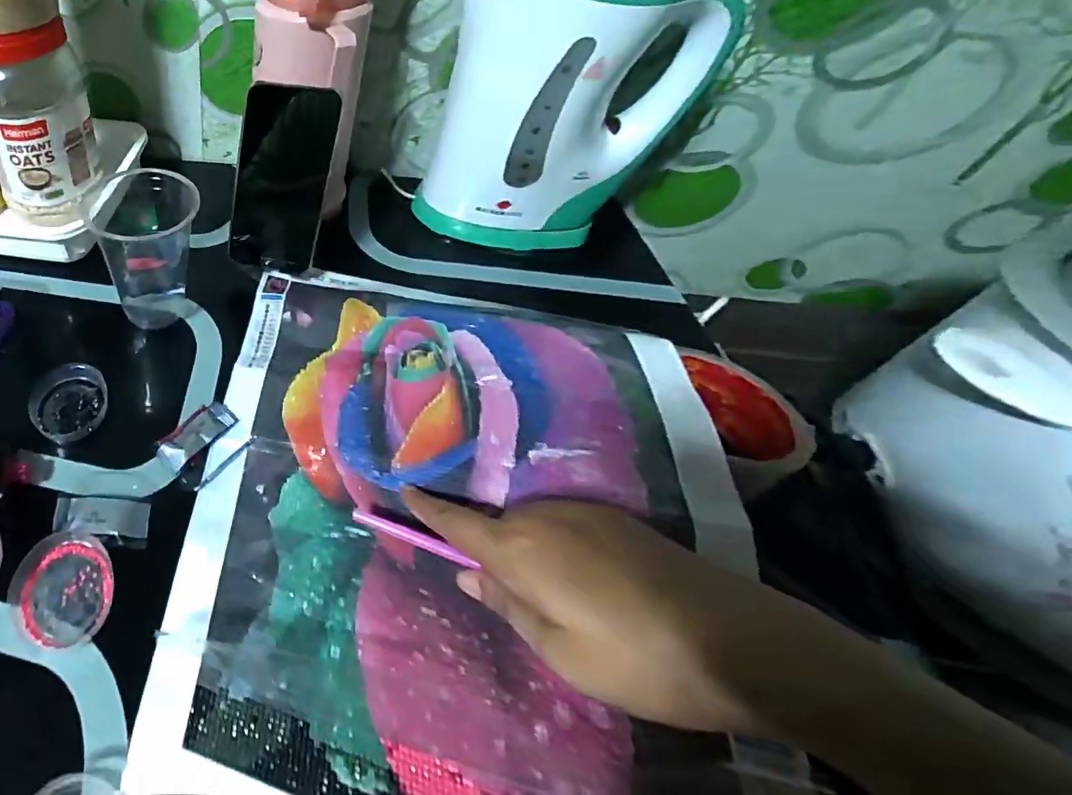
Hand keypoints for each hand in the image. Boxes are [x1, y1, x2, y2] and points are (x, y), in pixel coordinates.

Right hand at [399, 490, 827, 737]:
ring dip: (523, 545)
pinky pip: (561, 522)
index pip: (455, 520)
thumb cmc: (640, 659)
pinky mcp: (615, 518)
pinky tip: (585, 579)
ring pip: (528, 523)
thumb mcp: (563, 654)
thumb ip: (508, 606)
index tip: (401, 488)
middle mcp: (540, 517)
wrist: (746, 643)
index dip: (425, 506)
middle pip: (493, 522)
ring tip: (551, 592)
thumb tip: (467, 573)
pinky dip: (554, 542)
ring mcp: (580, 512)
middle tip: (494, 582)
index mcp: (518, 549)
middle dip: (483, 542)